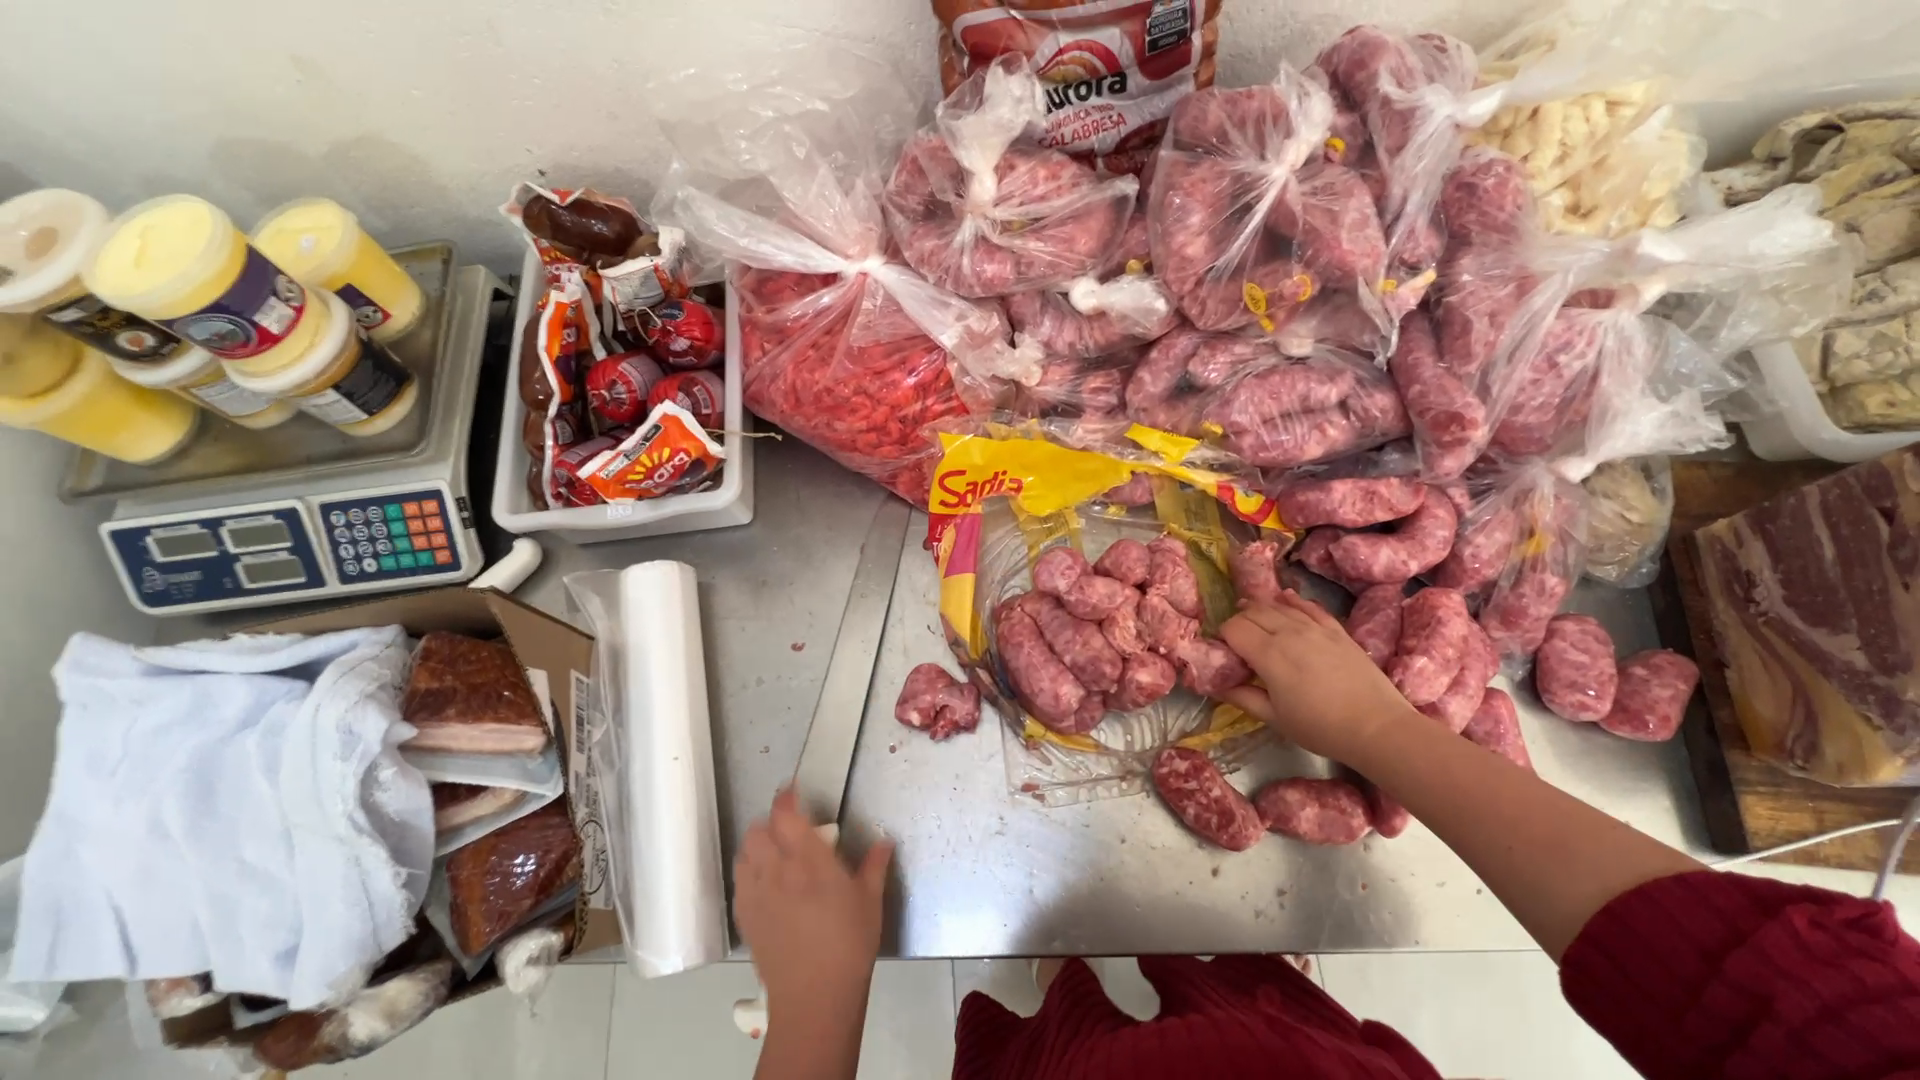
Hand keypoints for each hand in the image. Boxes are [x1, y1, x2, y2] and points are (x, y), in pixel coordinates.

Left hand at [734, 791, 891, 1015]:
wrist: (814, 996)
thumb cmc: (849, 945)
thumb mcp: (870, 902)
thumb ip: (874, 867)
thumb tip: (884, 842)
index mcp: (809, 860)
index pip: (786, 814)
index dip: (786, 797)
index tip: (792, 790)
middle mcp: (777, 870)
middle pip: (758, 829)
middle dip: (771, 822)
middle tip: (790, 829)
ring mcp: (757, 893)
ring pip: (744, 852)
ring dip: (757, 845)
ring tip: (775, 853)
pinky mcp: (745, 917)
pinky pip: (740, 880)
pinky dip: (749, 871)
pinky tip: (766, 883)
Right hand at [1218, 590, 1417, 763]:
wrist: (1377, 726)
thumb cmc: (1321, 728)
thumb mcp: (1275, 719)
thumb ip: (1243, 697)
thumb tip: (1216, 685)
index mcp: (1269, 654)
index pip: (1234, 628)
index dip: (1223, 636)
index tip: (1224, 652)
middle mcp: (1290, 632)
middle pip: (1254, 612)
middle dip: (1239, 620)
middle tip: (1236, 639)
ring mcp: (1316, 628)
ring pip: (1279, 605)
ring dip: (1261, 607)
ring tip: (1251, 613)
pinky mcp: (1337, 630)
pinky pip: (1310, 607)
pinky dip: (1293, 600)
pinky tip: (1285, 598)